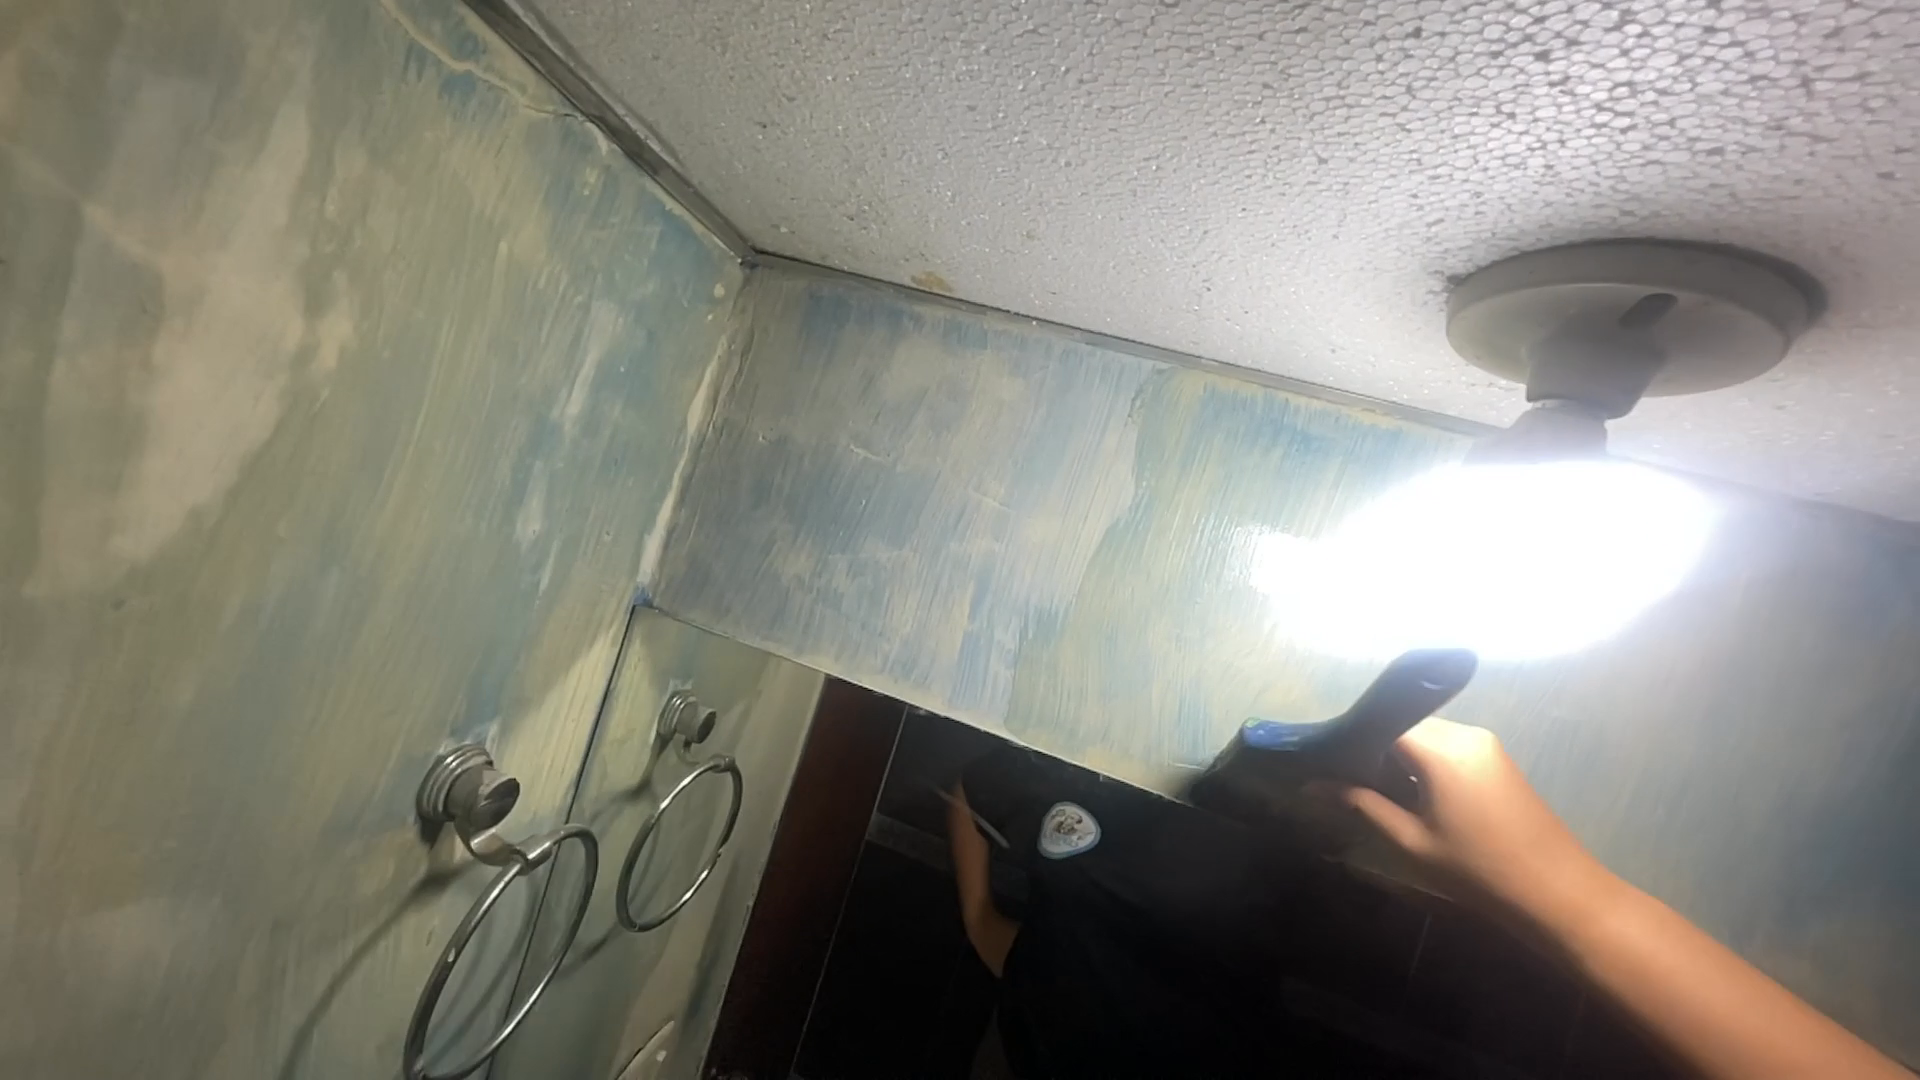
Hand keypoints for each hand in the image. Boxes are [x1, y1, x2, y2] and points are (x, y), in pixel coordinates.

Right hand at [1342, 717, 1607, 919]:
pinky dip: (1419, 759)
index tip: (1324, 760)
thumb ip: (1359, 804)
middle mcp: (1464, 733)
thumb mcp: (1410, 841)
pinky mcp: (1495, 757)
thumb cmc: (1480, 871)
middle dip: (1370, 747)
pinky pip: (1443, 744)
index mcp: (1442, 750)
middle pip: (1400, 725)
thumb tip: (1310, 786)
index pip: (1379, 724)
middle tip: (1343, 776)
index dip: (1348, 739)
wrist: (1563, 897)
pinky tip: (1408, 789)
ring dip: (1395, 754)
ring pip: (1421, 734)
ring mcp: (1484, 743)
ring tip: (1372, 785)